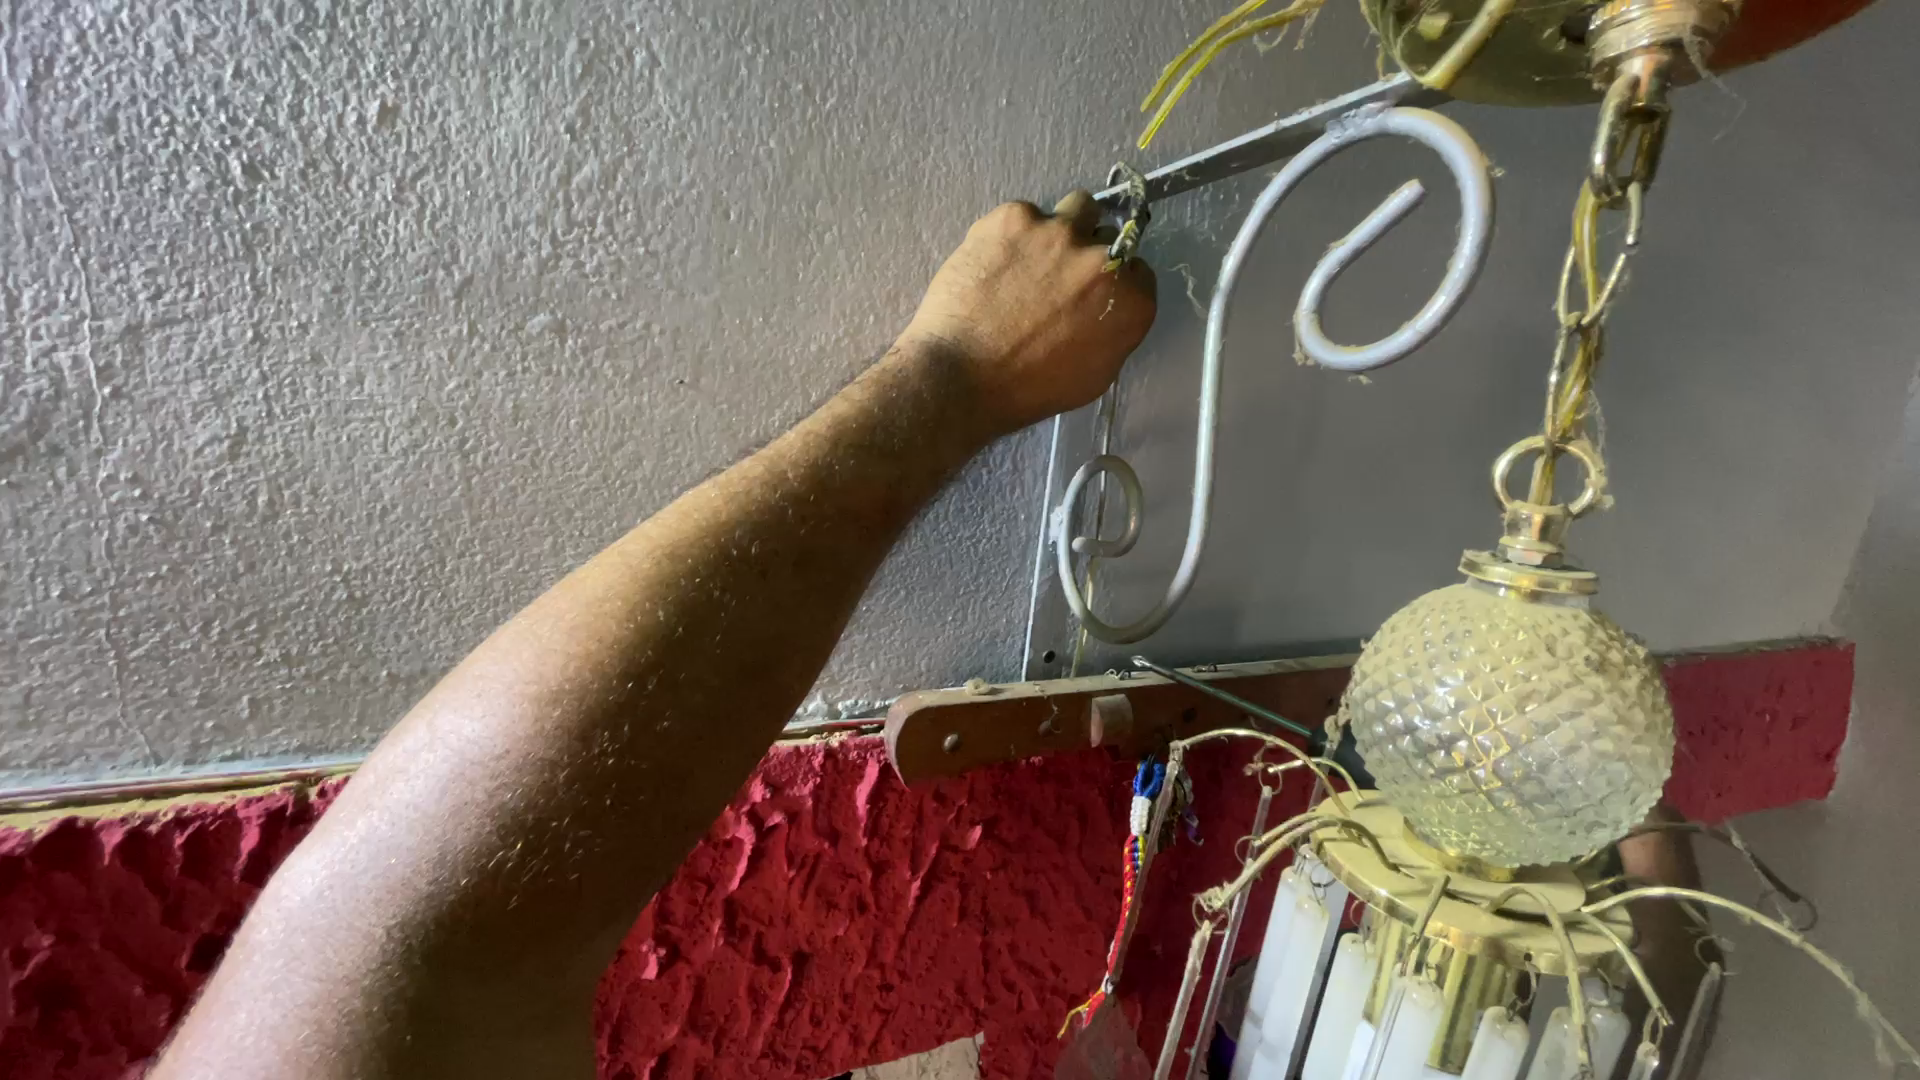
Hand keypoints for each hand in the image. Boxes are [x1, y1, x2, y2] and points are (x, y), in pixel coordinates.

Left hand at [900, 192, 1155, 434]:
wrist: (960, 377)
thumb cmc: (1027, 391)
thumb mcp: (1092, 378)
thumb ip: (1112, 333)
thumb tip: (1106, 310)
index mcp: (1130, 301)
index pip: (1137, 272)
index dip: (1111, 283)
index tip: (1088, 295)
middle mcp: (1102, 259)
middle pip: (1106, 237)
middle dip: (1085, 256)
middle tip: (1051, 284)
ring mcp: (1057, 232)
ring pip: (1074, 210)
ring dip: (1058, 232)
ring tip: (1024, 265)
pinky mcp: (1013, 218)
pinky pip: (1021, 217)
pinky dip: (1009, 238)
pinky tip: (990, 268)